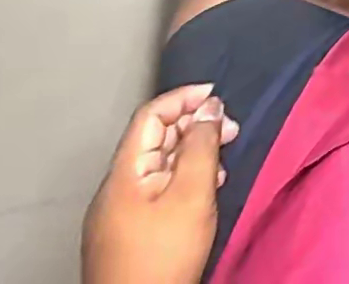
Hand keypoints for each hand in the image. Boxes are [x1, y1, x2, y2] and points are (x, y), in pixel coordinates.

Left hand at [82, 84, 239, 283]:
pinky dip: (186, 173)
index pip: (150, 117)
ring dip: (194, 149)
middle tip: (231, 128)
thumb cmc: (165, 253)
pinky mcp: (129, 231)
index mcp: (124, 175)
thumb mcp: (192, 193)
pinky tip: (208, 184)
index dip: (183, 98)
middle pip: (155, 138)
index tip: (217, 95)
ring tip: (224, 155)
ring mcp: (119, 212)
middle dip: (195, 124)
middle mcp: (116, 189)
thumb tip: (210, 107)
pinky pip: (159, 185)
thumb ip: (202, 144)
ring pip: (160, 162)